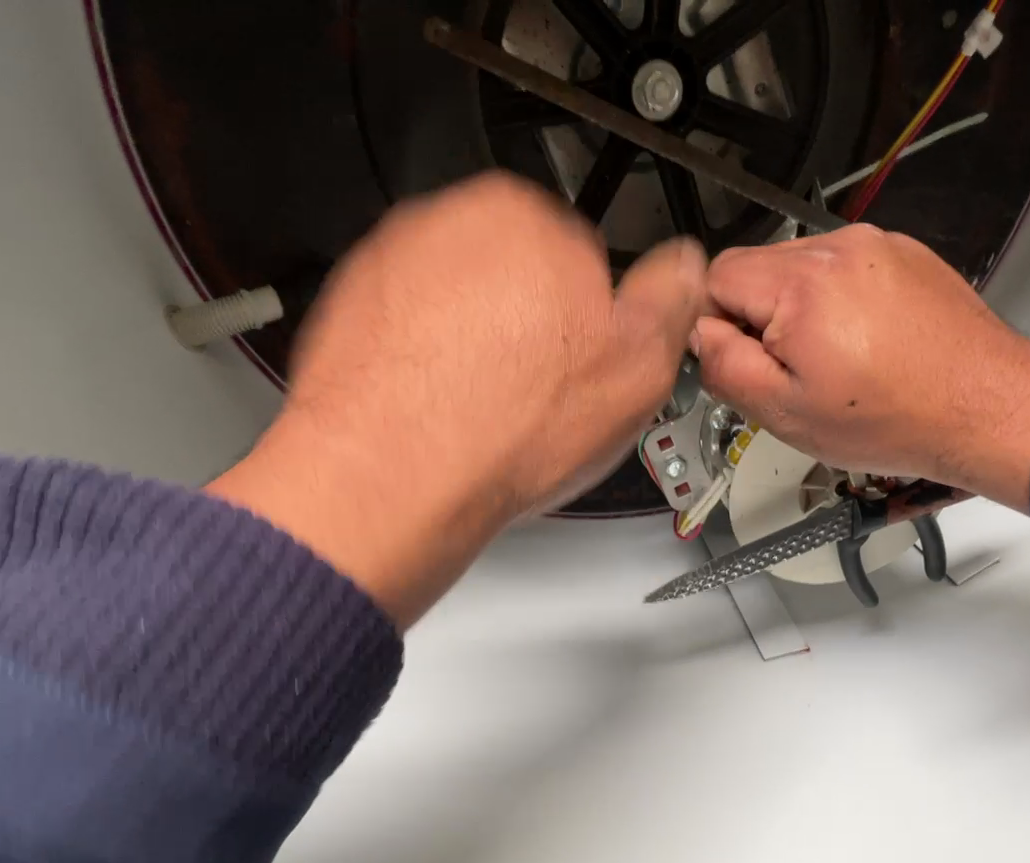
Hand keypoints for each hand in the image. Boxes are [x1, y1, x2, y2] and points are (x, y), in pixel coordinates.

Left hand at [207, 173, 704, 625]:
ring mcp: (392, 263)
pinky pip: (409, 328)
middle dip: (530, 324)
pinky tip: (439, 409)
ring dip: (474, 342)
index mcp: (529, 217)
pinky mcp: (350, 308)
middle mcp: (451, 222)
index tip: (584, 356)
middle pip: (515, 274)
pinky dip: (424, 358)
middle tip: (535, 390)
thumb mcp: (638, 370)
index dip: (590, 317)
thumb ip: (670, 300)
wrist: (390, 478)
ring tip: (484, 408)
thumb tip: (679, 272)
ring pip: (458, 302)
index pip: (582, 254)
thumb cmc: (503, 431)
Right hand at [689, 224, 1029, 510]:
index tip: (746, 360)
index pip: (716, 277)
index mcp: (802, 283)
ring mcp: (876, 245)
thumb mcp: (785, 412)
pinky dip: (838, 304)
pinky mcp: (902, 254)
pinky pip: (841, 270)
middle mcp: (839, 247)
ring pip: (797, 269)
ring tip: (834, 362)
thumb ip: (724, 366)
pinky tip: (862, 346)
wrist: (985, 408)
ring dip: (798, 311)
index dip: (717, 324)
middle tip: (792, 371)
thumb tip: (700, 334)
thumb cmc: (896, 418)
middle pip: (755, 269)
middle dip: (758, 318)